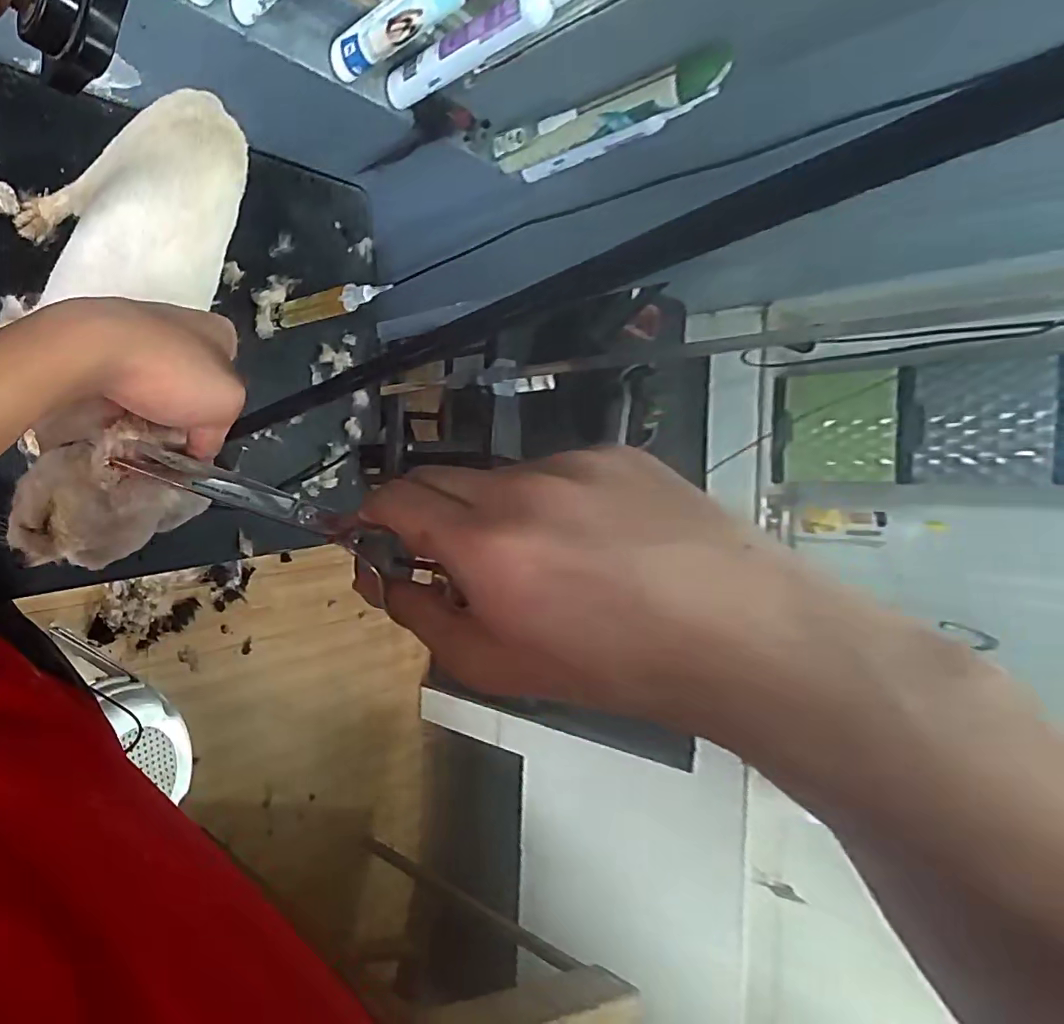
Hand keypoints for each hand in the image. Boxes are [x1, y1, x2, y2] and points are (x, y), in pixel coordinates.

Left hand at [30, 298, 244, 457]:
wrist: (92, 351)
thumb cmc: (168, 370)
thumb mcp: (224, 404)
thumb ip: (220, 427)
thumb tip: (200, 446)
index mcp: (216, 332)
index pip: (223, 382)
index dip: (214, 417)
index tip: (197, 443)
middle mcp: (177, 327)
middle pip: (184, 387)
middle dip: (175, 419)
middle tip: (165, 447)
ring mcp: (135, 336)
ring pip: (146, 390)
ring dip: (141, 418)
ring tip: (133, 442)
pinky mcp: (99, 349)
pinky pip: (113, 390)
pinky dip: (112, 410)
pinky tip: (108, 427)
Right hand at [355, 447, 887, 731]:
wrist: (753, 644)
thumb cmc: (607, 667)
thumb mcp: (489, 664)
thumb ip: (415, 615)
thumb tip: (380, 578)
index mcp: (481, 543)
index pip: (392, 499)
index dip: (368, 513)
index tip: (368, 532)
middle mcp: (516, 487)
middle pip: (431, 477)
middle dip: (418, 511)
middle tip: (441, 552)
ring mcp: (570, 463)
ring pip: (492, 476)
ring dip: (486, 508)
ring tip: (536, 554)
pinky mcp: (616, 454)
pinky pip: (552, 470)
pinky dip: (545, 499)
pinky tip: (590, 538)